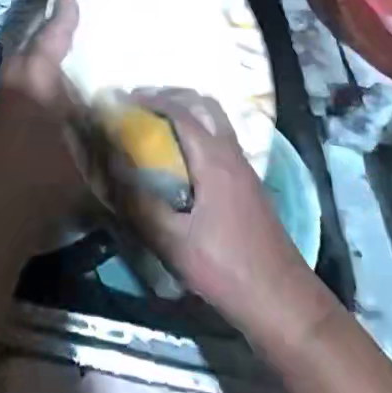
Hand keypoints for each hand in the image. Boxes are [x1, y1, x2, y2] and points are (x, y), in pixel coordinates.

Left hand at [0, 0, 87, 237]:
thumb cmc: (43, 171)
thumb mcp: (85, 143)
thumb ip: (108, 118)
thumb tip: (132, 101)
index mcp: (37, 72)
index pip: (53, 29)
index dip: (67, 12)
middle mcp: (19, 73)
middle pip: (38, 36)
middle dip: (57, 23)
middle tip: (86, 12)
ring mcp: (9, 91)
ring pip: (31, 53)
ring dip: (51, 43)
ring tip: (81, 38)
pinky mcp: (7, 109)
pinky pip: (30, 71)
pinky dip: (46, 62)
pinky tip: (68, 75)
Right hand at [110, 88, 320, 334]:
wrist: (280, 296)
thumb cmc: (225, 267)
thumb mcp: (174, 243)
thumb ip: (141, 205)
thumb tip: (111, 173)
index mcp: (213, 159)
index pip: (180, 112)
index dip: (151, 100)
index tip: (124, 99)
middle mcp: (231, 153)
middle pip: (204, 105)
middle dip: (173, 96)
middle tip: (143, 105)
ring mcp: (243, 167)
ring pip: (216, 121)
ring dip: (188, 113)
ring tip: (158, 127)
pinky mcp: (247, 183)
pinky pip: (221, 140)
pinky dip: (199, 132)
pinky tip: (182, 159)